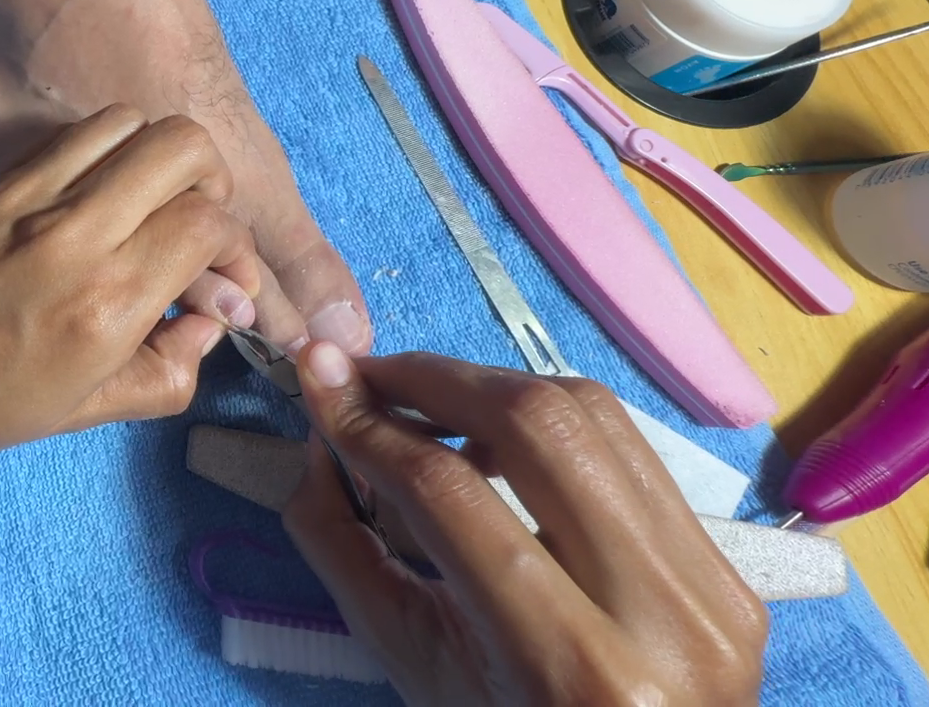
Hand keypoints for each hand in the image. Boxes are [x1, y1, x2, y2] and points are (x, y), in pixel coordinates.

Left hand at [0, 103, 283, 493]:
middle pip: (181, 144)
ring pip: (123, 120)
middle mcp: (72, 231)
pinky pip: (62, 137)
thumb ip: (165, 368)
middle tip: (187, 220)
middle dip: (207, 177)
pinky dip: (93, 153)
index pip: (209, 222)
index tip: (217, 273)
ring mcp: (20, 192)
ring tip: (135, 200)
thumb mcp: (79, 413)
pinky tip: (78, 198)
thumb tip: (208, 319)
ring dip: (148, 153)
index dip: (231, 245)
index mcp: (105, 302)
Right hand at [280, 346, 767, 705]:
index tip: (315, 377)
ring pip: (582, 411)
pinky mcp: (727, 561)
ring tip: (417, 401)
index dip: (368, 423)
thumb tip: (320, 423)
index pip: (448, 493)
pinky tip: (485, 434)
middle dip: (428, 377)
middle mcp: (667, 617)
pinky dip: (531, 411)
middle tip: (363, 376)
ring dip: (478, 383)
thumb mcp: (396, 648)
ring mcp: (713, 584)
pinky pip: (616, 438)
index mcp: (571, 668)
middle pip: (535, 425)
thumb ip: (336, 533)